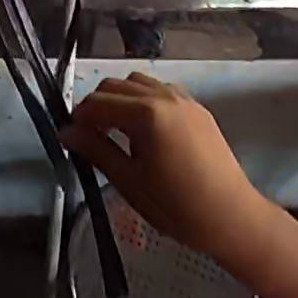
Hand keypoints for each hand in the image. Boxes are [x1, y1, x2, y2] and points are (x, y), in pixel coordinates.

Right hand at [60, 73, 273, 261]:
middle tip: (88, 135)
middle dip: (97, 105)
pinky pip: (161, 90)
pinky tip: (143, 128)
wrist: (229, 214)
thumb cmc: (176, 205)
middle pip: (117, 85)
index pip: (99, 103)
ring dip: (121, 98)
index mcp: (146, 113)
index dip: (78, 118)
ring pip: (139, 82)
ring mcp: (183, 98)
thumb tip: (67, 133)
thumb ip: (97, 150)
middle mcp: (164, 95)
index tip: (68, 136)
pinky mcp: (196, 106)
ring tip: (114, 131)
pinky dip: (144, 99)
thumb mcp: (129, 181)